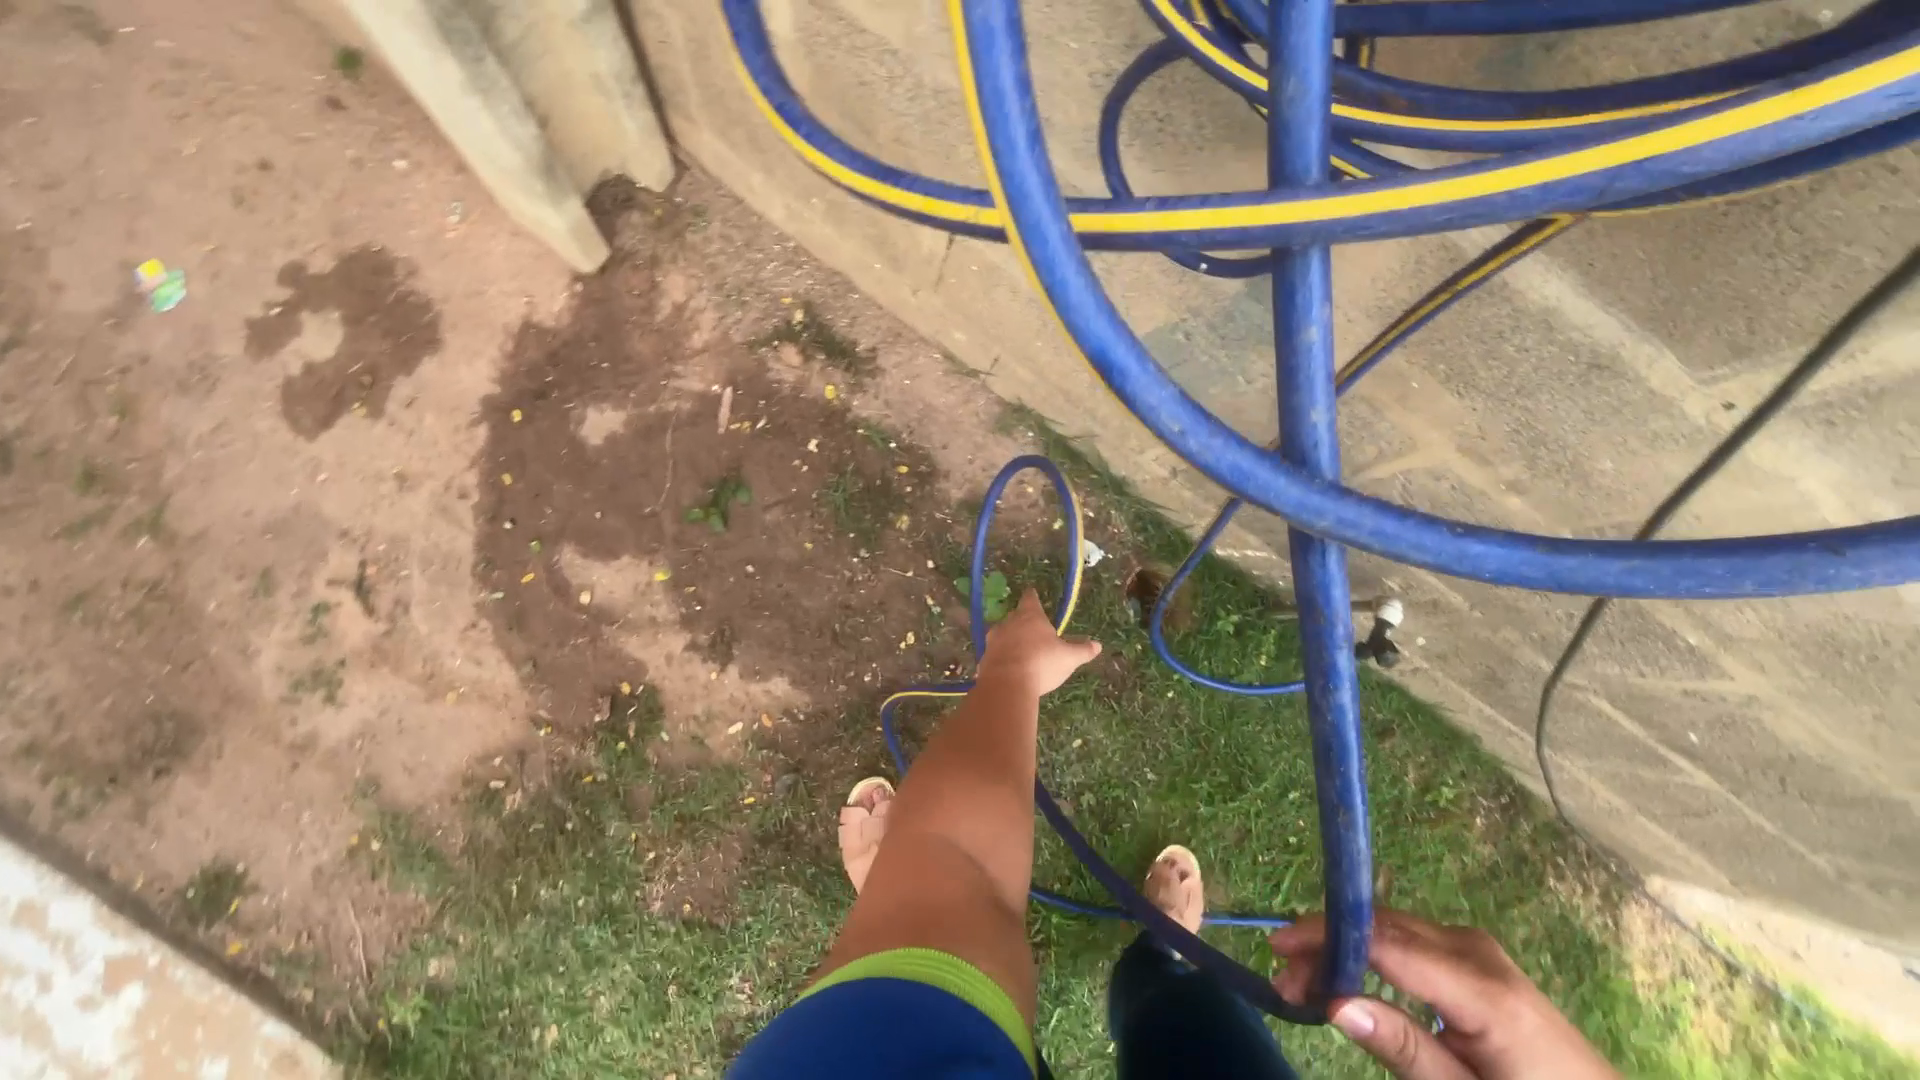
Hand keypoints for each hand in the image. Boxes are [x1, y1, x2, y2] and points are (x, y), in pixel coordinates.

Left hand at [976, 588, 1100, 695]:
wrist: (1006, 684)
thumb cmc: (1041, 663)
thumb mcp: (1068, 658)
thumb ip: (1082, 651)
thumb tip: (1097, 645)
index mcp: (1030, 616)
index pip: (1030, 599)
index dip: (1032, 596)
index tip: (1032, 593)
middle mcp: (1009, 623)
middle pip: (1015, 616)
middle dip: (1023, 621)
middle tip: (1033, 629)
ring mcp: (993, 640)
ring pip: (1003, 634)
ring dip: (1011, 640)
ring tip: (1021, 650)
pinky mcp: (984, 658)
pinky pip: (995, 654)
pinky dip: (1002, 657)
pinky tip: (1009, 668)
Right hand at [1270, 909, 1617, 1079]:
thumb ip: (1404, 1049)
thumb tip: (1333, 1002)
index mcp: (1482, 990)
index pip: (1385, 942)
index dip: (1326, 938)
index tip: (1278, 950)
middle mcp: (1477, 952)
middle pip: (1383, 928)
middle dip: (1326, 944)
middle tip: (1283, 978)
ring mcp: (1478, 950)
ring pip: (1392, 929)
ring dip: (1345, 947)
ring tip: (1307, 980)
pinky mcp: (1477, 959)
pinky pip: (1411, 941)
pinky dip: (1372, 953)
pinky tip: (1350, 975)